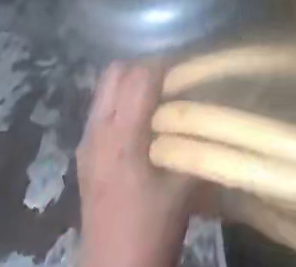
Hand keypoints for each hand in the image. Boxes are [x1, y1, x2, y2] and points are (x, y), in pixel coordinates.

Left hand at [78, 61, 195, 266]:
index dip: (166, 63)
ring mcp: (86, 142)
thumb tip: (212, 109)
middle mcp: (98, 131)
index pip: (140, 76)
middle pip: (116, 72)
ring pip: (104, 87)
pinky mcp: (83, 154)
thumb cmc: (152, 232)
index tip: (189, 66)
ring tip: (160, 96)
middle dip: (146, 67)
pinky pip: (100, 107)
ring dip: (131, 82)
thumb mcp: (184, 188)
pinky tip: (143, 121)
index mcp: (122, 137)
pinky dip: (120, 100)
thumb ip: (194, 143)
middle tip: (174, 79)